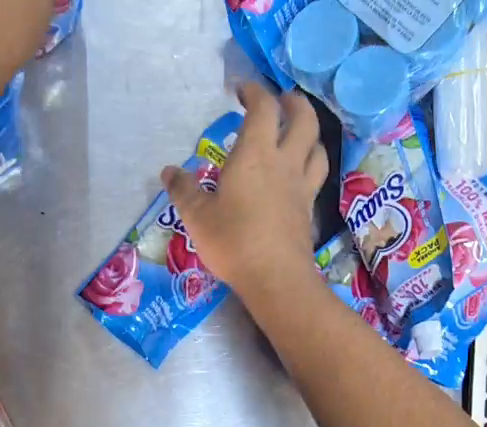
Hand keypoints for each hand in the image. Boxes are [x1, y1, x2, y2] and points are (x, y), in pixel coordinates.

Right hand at [163, 82, 327, 303]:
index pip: (262, 108)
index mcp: (255, 154)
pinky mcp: (308, 211)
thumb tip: (169, 172)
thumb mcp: (197, 216)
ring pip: (317, 147)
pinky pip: (316, 178)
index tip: (242, 89)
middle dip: (293, 103)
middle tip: (281, 102)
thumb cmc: (233, 241)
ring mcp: (301, 187)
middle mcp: (284, 162)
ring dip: (309, 133)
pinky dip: (310, 166)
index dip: (254, 91)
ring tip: (297, 134)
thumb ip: (183, 190)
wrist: (274, 278)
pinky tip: (299, 176)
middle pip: (303, 118)